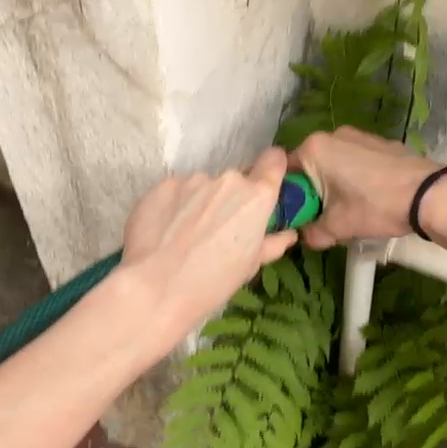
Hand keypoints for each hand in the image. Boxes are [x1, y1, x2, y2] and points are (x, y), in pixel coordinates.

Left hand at [119, 147, 299, 334]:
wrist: (158, 286)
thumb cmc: (214, 281)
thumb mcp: (250, 266)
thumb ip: (272, 243)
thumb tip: (288, 234)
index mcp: (257, 196)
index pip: (274, 161)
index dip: (271, 169)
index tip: (265, 183)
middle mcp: (228, 179)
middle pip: (234, 181)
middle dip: (229, 199)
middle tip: (216, 230)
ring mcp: (193, 179)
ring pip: (202, 186)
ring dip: (199, 203)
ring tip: (185, 235)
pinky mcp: (163, 185)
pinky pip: (175, 192)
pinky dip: (174, 207)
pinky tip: (164, 232)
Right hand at [288, 127, 444, 247]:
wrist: (429, 194)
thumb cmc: (375, 206)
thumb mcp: (338, 227)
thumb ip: (312, 233)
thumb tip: (305, 238)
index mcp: (314, 149)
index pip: (284, 173)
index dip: (286, 198)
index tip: (294, 218)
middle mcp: (333, 134)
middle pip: (309, 167)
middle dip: (312, 192)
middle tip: (319, 218)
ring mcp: (360, 135)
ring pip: (334, 164)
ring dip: (334, 185)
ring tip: (347, 209)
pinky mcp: (381, 143)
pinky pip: (356, 161)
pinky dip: (355, 177)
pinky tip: (368, 198)